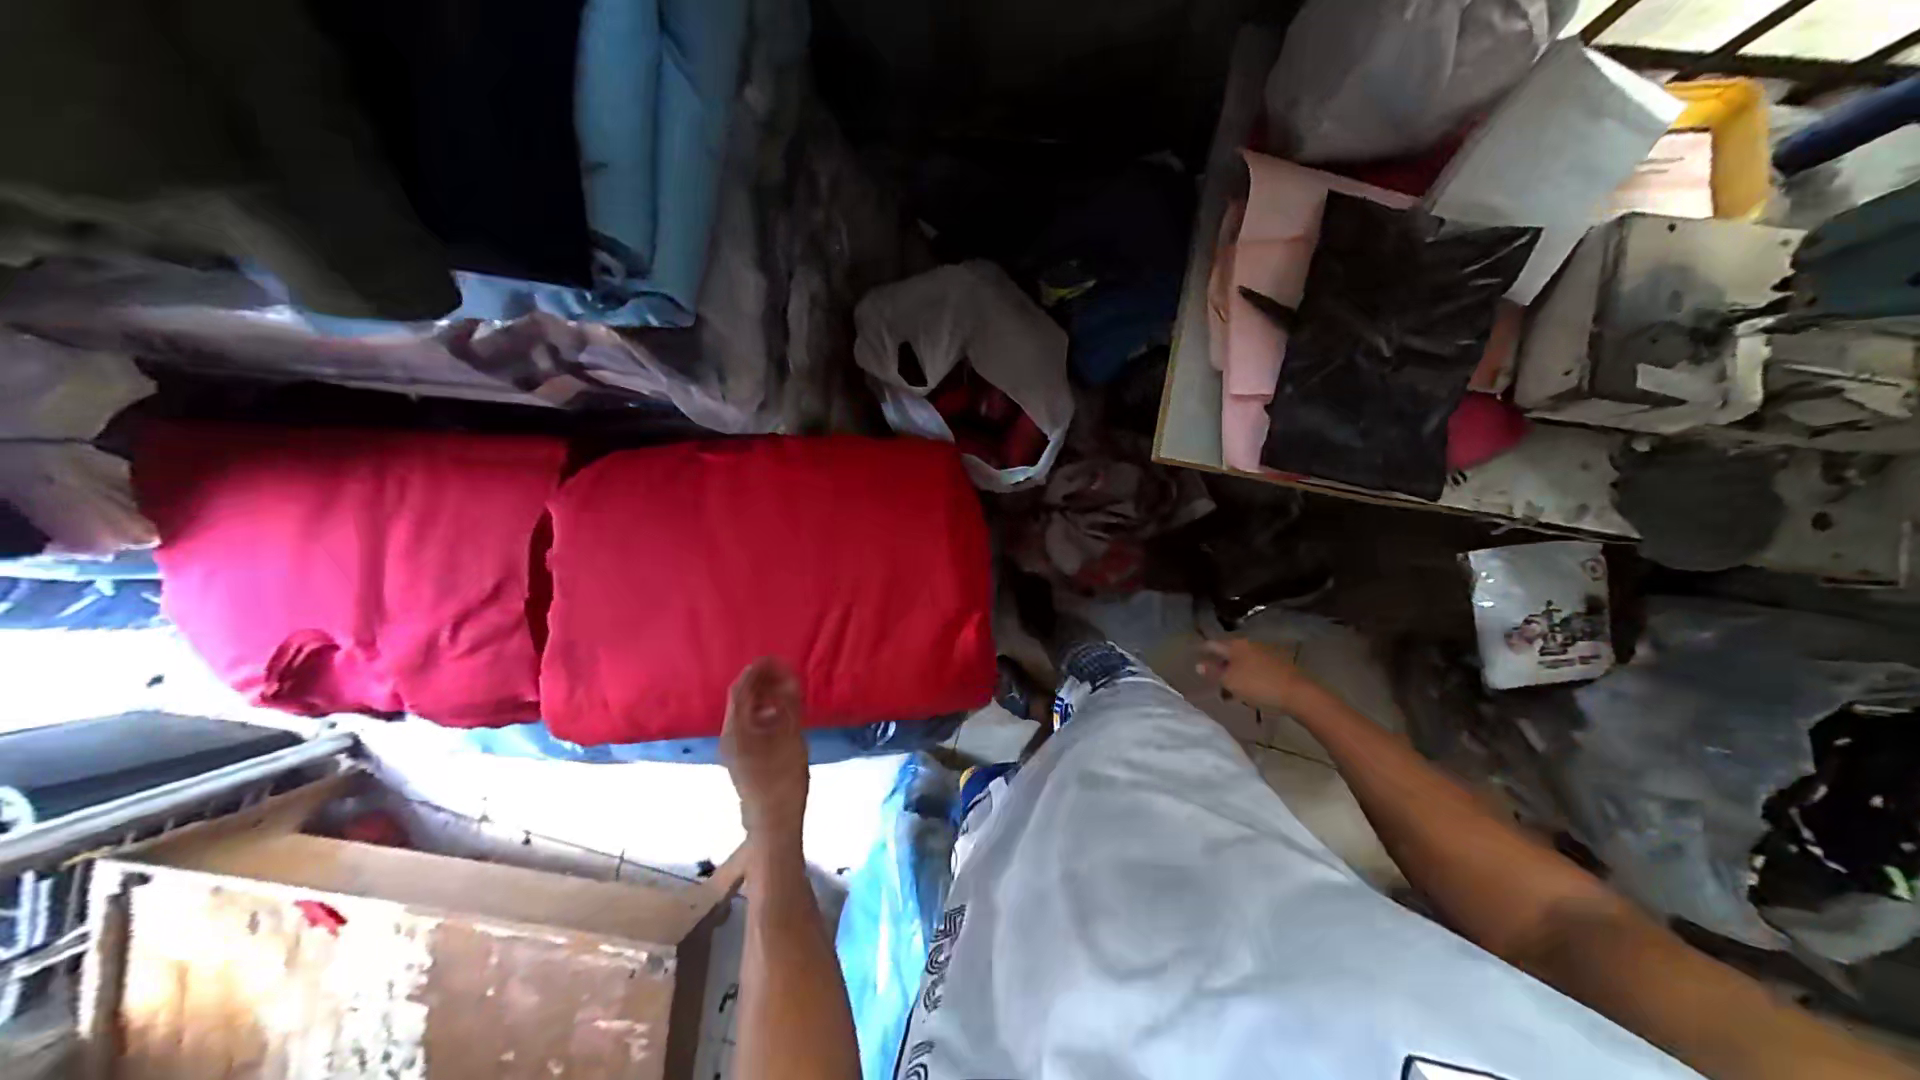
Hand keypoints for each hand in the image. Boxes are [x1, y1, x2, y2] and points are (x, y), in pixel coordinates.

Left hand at [721, 658, 809, 841]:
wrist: (772, 822)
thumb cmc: (783, 780)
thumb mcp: (791, 738)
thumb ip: (788, 707)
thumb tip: (788, 680)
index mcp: (736, 729)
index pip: (742, 688)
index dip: (758, 670)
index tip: (778, 660)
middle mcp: (729, 736)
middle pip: (741, 699)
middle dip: (762, 681)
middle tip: (786, 672)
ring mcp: (733, 748)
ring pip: (745, 712)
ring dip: (764, 696)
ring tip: (787, 690)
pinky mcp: (741, 757)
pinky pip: (749, 724)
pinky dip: (764, 712)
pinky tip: (781, 714)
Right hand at [1196, 637, 1311, 711]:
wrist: (1298, 694)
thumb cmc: (1258, 685)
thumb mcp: (1230, 681)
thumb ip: (1212, 673)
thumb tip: (1198, 665)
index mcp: (1236, 645)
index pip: (1212, 645)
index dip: (1200, 651)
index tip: (1191, 657)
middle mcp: (1249, 646)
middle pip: (1227, 654)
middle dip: (1217, 665)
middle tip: (1207, 678)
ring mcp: (1264, 656)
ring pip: (1240, 664)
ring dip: (1231, 675)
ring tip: (1224, 690)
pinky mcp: (1275, 668)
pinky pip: (1252, 671)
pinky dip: (1244, 679)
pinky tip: (1243, 692)